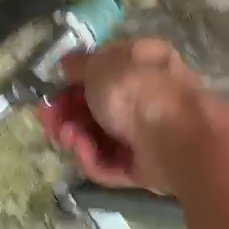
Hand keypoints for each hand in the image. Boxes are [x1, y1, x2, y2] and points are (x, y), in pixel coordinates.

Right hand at [38, 38, 205, 192]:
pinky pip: (108, 163)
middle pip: (93, 108)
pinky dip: (91, 158)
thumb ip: (80, 65)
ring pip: (96, 137)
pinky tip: (83, 151)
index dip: (72, 83)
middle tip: (49, 120)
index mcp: (140, 63)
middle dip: (66, 115)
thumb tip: (69, 64)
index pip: (100, 71)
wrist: (179, 139)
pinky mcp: (140, 165)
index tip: (52, 93)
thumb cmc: (138, 91)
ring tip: (68, 137)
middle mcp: (143, 96)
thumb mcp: (101, 65)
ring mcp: (143, 133)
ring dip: (75, 137)